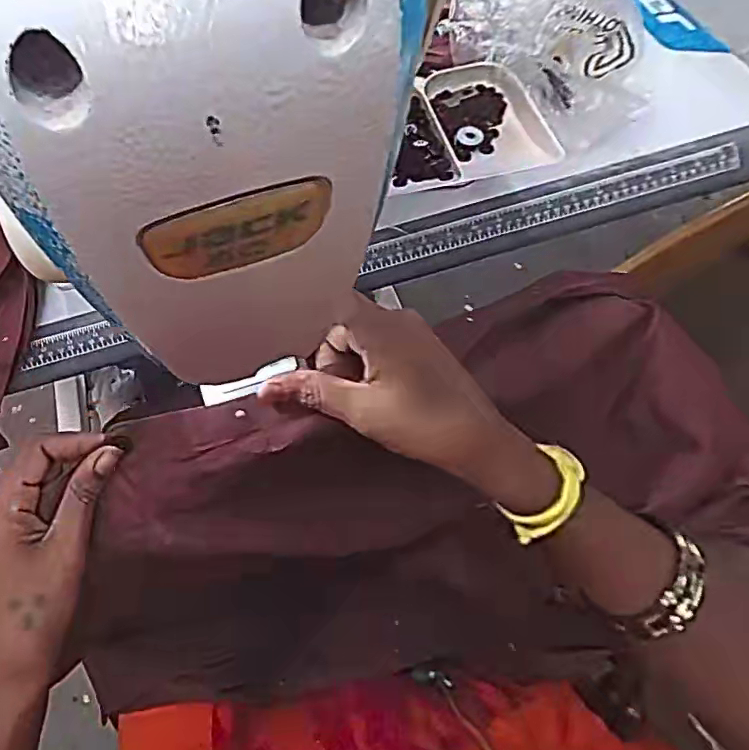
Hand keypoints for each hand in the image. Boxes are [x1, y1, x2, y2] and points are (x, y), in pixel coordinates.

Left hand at [0, 433, 122, 696]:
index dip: (77, 441)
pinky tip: (86, 500)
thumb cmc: (32, 620)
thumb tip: (104, 455)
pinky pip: (36, 501)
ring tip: (106, 475)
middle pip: (35, 460)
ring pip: (37, 479)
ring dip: (71, 474)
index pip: (37, 449)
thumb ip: (84, 495)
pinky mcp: (8, 537)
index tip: (109, 445)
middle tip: (113, 457)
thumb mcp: (67, 549)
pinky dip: (63, 495)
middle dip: (76, 454)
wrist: (13, 669)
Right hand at [260, 292, 548, 500]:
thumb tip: (268, 388)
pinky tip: (377, 396)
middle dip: (329, 361)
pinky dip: (368, 368)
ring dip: (348, 367)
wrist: (480, 442)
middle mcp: (396, 318)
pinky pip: (379, 345)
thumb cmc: (424, 424)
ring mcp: (412, 330)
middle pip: (339, 327)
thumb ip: (311, 391)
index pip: (325, 307)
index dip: (306, 333)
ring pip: (358, 337)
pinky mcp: (422, 346)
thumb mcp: (359, 409)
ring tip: (361, 401)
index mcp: (379, 325)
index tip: (297, 363)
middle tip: (339, 396)